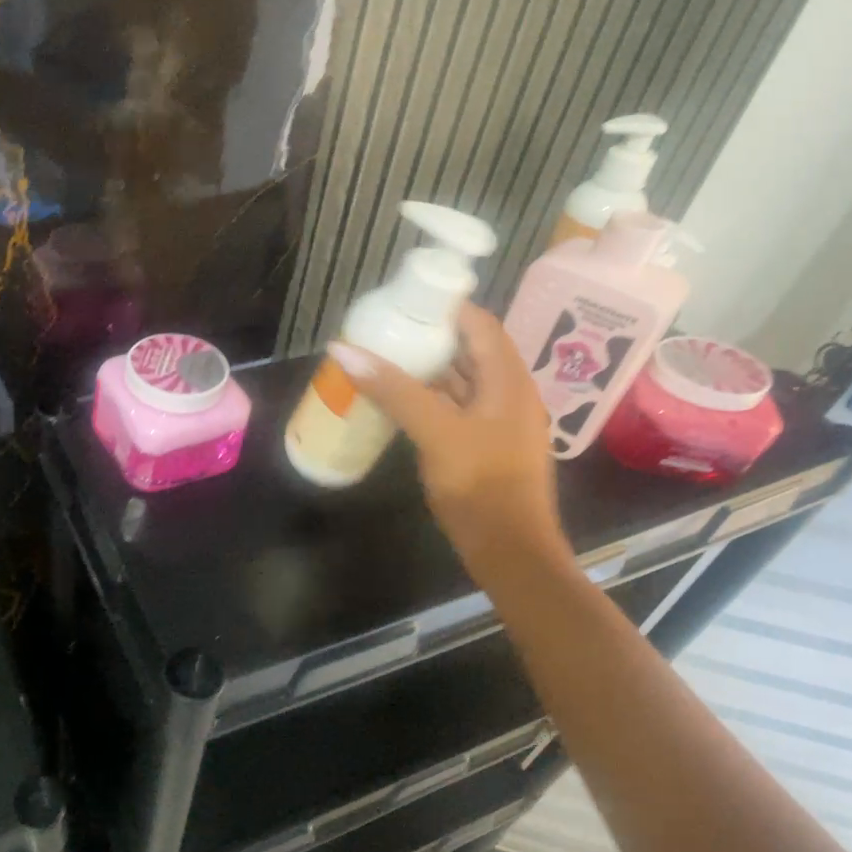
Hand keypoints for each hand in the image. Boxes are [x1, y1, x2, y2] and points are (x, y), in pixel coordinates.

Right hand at [328, 305, 570, 571]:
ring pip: (459, 381)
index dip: (445, 306)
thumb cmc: (480, 484)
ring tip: (379, 358)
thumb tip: (342, 349)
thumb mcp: (435, 431)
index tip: (401, 301)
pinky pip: (452, 408)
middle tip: (382, 329)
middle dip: (427, 337)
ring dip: (424, 369)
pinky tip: (392, 401)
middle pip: (468, 350)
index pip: (480, 324)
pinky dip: (425, 398)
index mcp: (508, 380)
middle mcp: (507, 394)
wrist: (509, 550)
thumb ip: (392, 389)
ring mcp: (495, 422)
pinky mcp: (481, 447)